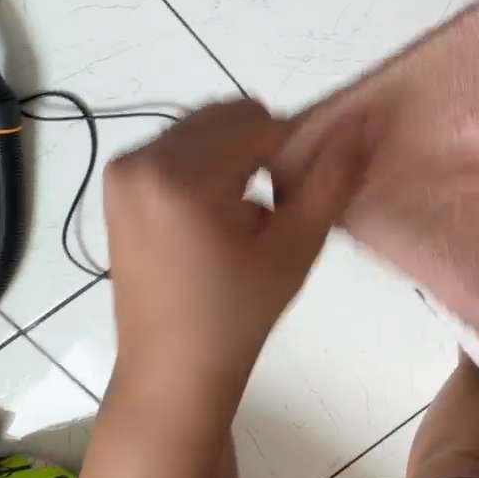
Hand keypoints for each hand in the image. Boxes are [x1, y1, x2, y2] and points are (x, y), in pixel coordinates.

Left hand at [103, 99, 362, 406]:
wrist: (175, 363)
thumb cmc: (242, 310)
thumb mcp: (298, 245)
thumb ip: (331, 179)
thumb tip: (360, 126)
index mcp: (181, 176)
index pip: (259, 122)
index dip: (292, 154)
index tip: (293, 201)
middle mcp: (141, 160)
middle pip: (228, 114)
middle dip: (262, 148)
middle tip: (272, 207)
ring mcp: (123, 170)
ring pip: (204, 125)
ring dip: (237, 153)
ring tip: (245, 212)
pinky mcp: (117, 183)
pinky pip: (178, 144)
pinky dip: (209, 163)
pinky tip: (217, 214)